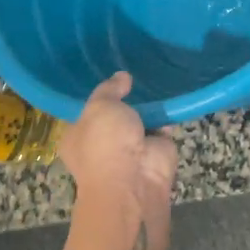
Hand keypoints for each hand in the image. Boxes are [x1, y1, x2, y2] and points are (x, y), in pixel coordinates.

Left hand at [59, 72, 177, 213]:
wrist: (134, 178)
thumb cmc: (105, 143)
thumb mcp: (99, 107)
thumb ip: (109, 89)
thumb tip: (121, 76)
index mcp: (78, 136)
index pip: (85, 112)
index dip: (96, 94)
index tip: (108, 73)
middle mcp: (102, 143)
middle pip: (114, 114)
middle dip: (125, 98)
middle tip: (136, 71)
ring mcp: (131, 146)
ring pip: (140, 119)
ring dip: (148, 104)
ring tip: (156, 75)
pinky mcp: (157, 147)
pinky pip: (162, 124)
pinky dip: (167, 113)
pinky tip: (172, 92)